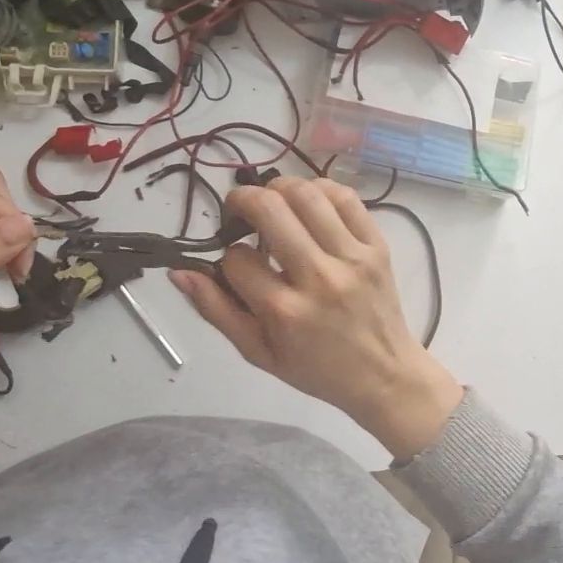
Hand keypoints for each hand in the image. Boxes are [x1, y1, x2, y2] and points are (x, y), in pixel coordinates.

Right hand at [171, 176, 461, 457]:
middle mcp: (319, 278)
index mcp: (285, 312)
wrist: (383, 374)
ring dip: (279, 188)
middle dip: (242, 200)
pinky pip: (346, 197)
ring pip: (307, 194)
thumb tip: (179, 272)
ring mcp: (352, 258)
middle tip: (238, 210)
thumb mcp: (258, 353)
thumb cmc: (316, 369)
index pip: (237, 259)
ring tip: (273, 204)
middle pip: (270, 209)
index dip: (227, 258)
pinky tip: (308, 203)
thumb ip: (216, 311)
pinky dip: (320, 189)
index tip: (236, 268)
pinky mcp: (377, 246)